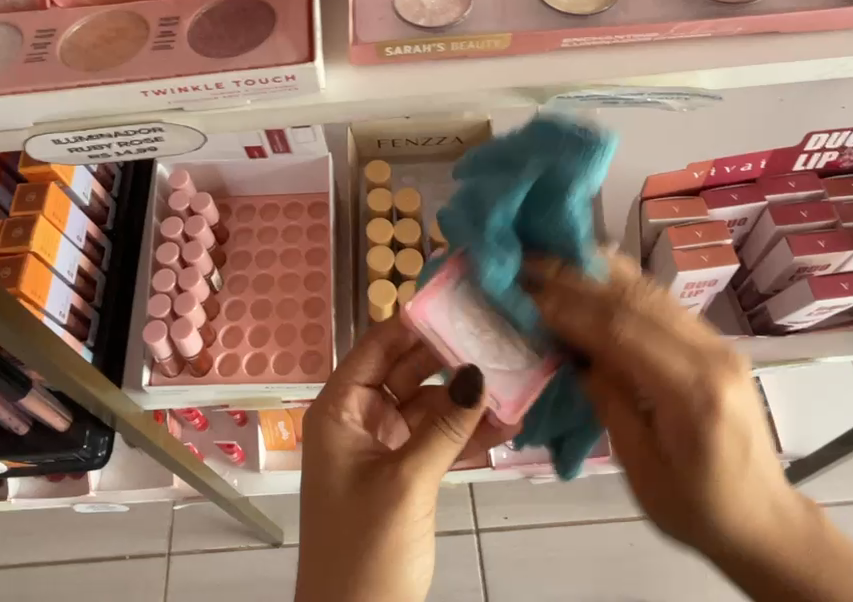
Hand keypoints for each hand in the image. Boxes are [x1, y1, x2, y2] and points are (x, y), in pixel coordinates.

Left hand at [296, 318, 515, 601]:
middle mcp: (358, 419)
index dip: (414, 323)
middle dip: (451, 361)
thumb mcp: (406, 482)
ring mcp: (381, 447)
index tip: (459, 303)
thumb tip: (478, 372)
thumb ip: (444, 426)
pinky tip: (505, 425)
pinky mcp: (403, 475)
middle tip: (499, 339)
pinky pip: (435, 441)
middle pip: (407, 373)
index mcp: (339, 409)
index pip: (377, 347)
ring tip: (513, 382)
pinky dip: (465, 434)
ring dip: (466, 401)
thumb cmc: (365, 549)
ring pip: (427, 408)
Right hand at [526, 254, 812, 561]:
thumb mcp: (643, 470)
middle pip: (634, 299)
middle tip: (527, 264)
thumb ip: (609, 402)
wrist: (765, 522)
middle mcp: (712, 355)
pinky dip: (618, 284)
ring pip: (648, 290)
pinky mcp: (712, 342)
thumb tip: (571, 352)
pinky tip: (589, 273)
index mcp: (694, 392)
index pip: (621, 330)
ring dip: (595, 272)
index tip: (525, 294)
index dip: (569, 308)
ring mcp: (717, 343)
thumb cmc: (698, 509)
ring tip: (550, 259)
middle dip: (575, 278)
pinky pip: (659, 300)